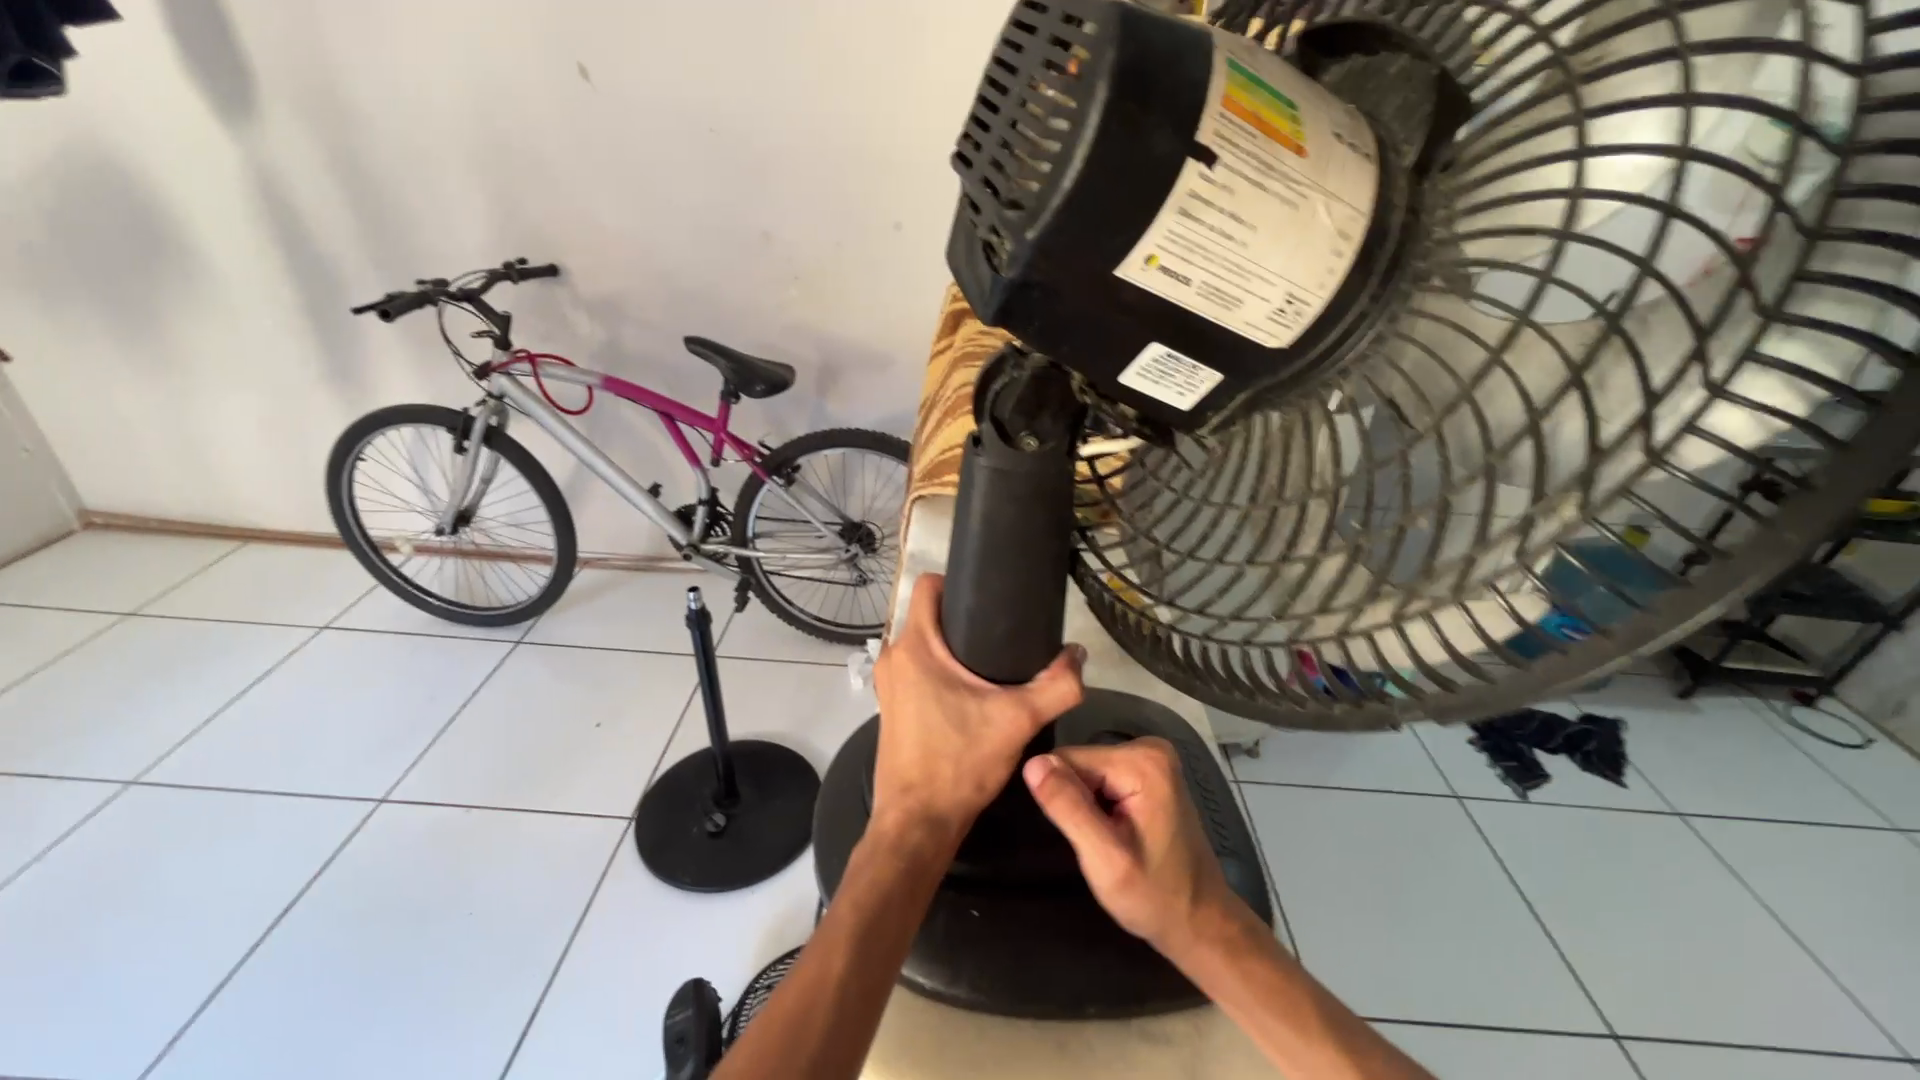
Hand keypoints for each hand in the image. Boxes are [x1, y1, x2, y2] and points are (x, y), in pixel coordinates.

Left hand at [871, 573, 1086, 845]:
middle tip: (1007, 630)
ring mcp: (889, 684)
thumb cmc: (959, 763)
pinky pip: (919, 670)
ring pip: (925, 645)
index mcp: (915, 646)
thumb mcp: (1018, 720)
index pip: (930, 585)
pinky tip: (974, 691)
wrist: (919, 822)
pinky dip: (943, 671)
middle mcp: (894, 657)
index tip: (993, 594)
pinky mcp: (892, 707)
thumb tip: (1078, 656)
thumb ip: (1057, 686)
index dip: (960, 580)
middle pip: (930, 615)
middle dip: (966, 617)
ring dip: (955, 647)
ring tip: (995, 659)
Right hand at [1022, 738, 1238, 956]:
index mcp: (1142, 761)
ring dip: (1086, 806)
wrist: (1199, 919)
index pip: (1066, 759)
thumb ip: (1069, 808)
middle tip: (1097, 843)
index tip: (1083, 835)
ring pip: (1086, 771)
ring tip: (1106, 840)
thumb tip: (1032, 764)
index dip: (1062, 800)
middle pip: (1078, 762)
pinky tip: (1115, 832)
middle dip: (1076, 802)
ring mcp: (1152, 758)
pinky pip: (1101, 778)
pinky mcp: (1150, 771)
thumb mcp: (1105, 859)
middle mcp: (1149, 748)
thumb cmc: (1154, 897)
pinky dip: (1099, 806)